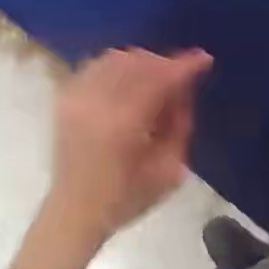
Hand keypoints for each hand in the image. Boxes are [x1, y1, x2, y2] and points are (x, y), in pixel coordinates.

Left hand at [42, 47, 211, 249]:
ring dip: (142, 63)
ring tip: (157, 80)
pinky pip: (95, 66)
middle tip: (181, 78)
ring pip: (115, 59)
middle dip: (164, 63)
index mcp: (123, 124)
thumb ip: (180, 124)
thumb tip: (183, 89)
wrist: (75, 210)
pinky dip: (117, 67)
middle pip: (137, 62)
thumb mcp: (169, 169)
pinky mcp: (64, 98)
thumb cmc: (127, 198)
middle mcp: (96, 103)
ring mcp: (76, 97)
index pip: (159, 78)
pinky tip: (129, 81)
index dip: (184, 65)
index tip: (204, 59)